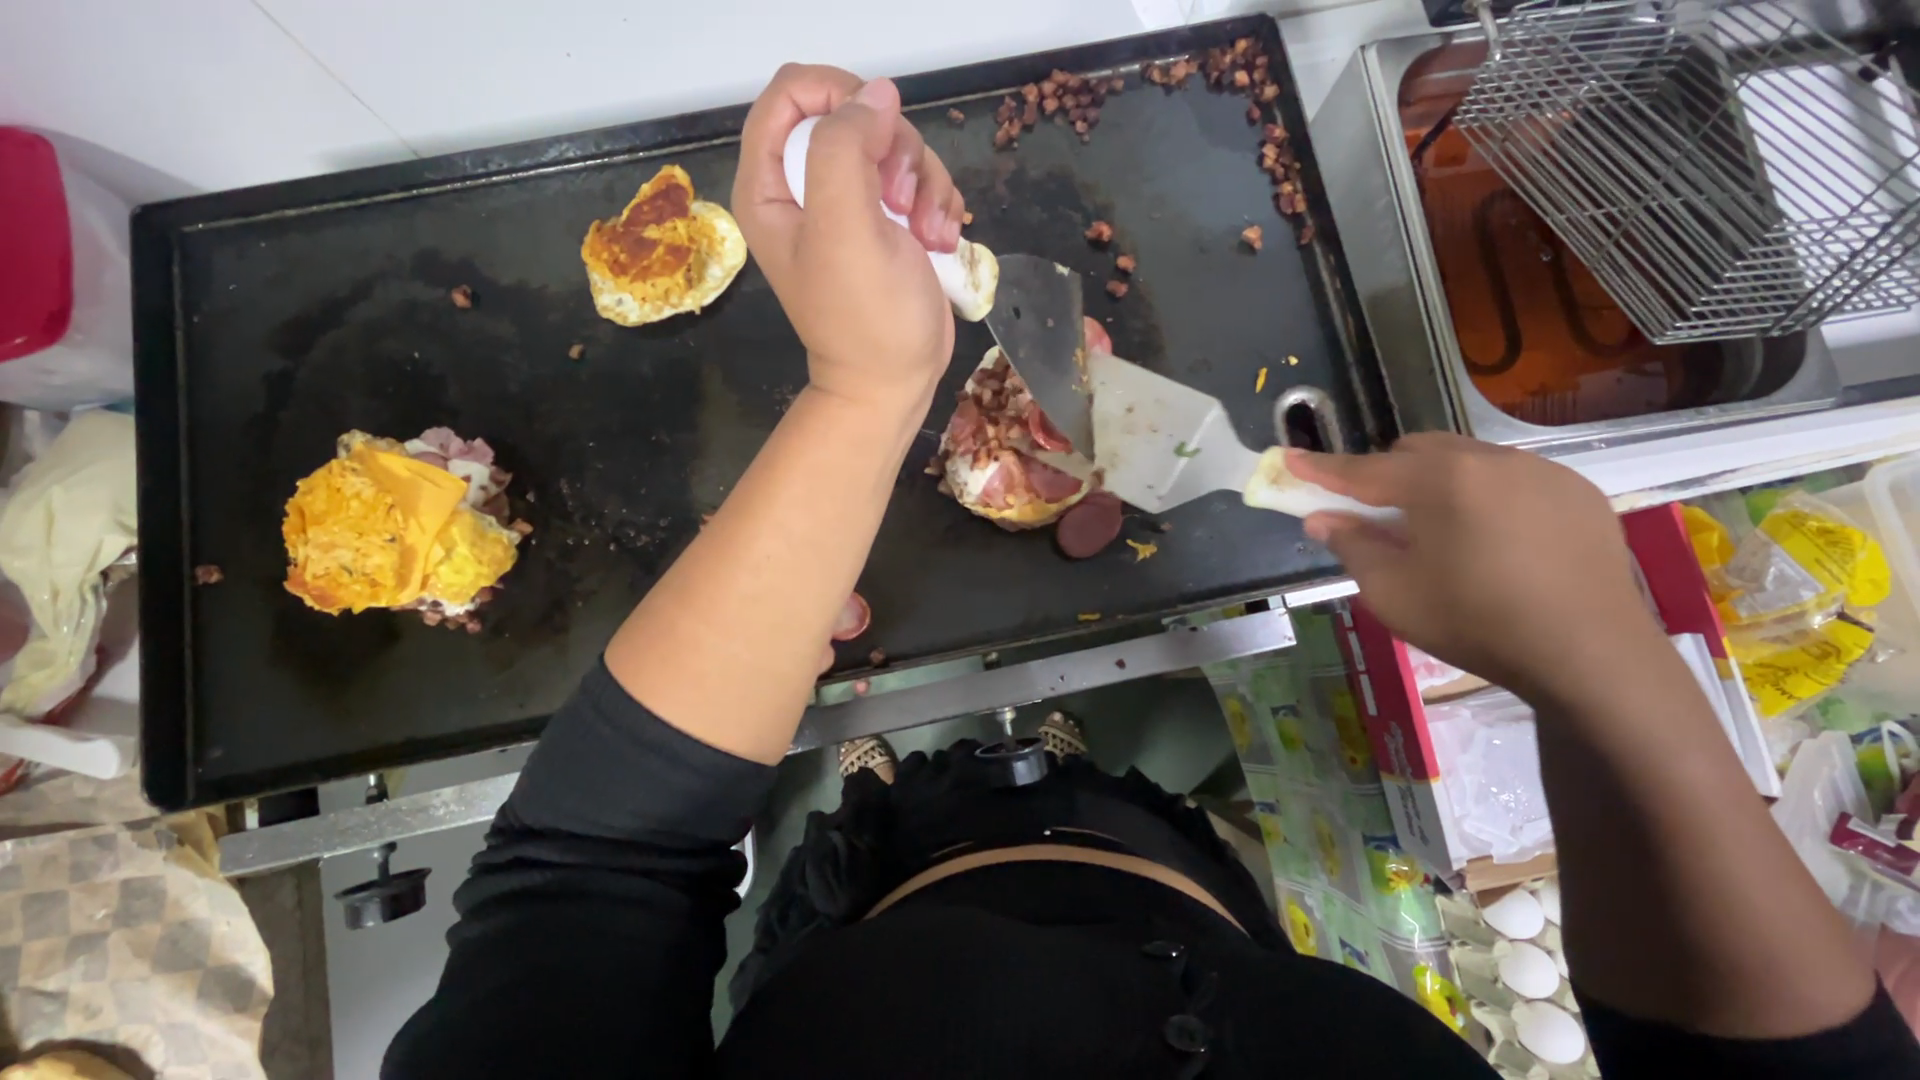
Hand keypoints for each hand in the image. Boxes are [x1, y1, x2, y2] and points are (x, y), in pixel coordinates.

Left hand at [734, 65, 964, 410]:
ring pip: (895, 146)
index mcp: (769, 187)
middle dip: (892, 151)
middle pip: (854, 116)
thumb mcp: (844, 229)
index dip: (837, 94)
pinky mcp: (888, 221)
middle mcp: (805, 189)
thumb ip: (846, 149)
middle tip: (899, 204)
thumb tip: (877, 96)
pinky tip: (940, 240)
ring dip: (924, 184)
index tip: (876, 128)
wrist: (894, 381)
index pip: (791, 95)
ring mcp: (850, 205)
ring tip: (926, 235)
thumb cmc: (863, 317)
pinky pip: (919, 178)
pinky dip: (938, 204)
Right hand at [1289, 434, 1665, 704]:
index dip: (1320, 469)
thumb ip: (1353, 547)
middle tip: (1381, 520)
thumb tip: (1322, 519)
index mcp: (1440, 481)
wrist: (1591, 655)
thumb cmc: (1477, 623)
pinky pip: (1514, 479)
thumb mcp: (1393, 593)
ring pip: (1467, 460)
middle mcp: (1491, 460)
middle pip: (1417, 451)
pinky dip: (1488, 497)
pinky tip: (1499, 544)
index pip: (1363, 470)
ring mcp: (1542, 471)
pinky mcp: (1579, 492)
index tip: (1287, 460)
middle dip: (1388, 476)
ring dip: (1440, 485)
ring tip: (1446, 536)